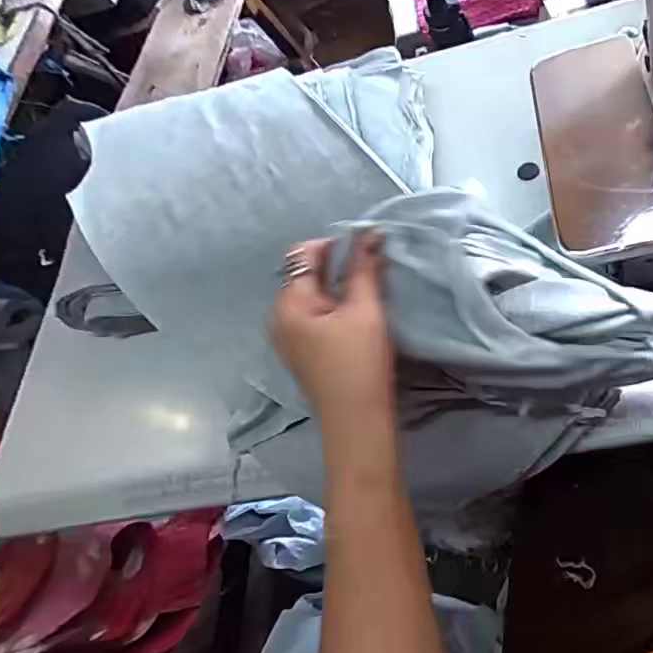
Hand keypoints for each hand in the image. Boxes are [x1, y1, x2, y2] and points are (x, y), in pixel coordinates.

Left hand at [271, 235, 396, 427]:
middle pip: (306, 274)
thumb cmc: (360, 362)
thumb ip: (366, 267)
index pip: (304, 253)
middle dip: (338, 268)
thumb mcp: (366, 309)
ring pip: (312, 297)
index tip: (368, 252)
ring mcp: (288, 338)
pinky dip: (333, 310)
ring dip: (338, 289)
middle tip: (373, 274)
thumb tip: (370, 233)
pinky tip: (357, 321)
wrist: (357, 420)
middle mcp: (279, 317)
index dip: (336, 245)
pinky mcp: (302, 354)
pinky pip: (313, 318)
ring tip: (367, 297)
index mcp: (289, 303)